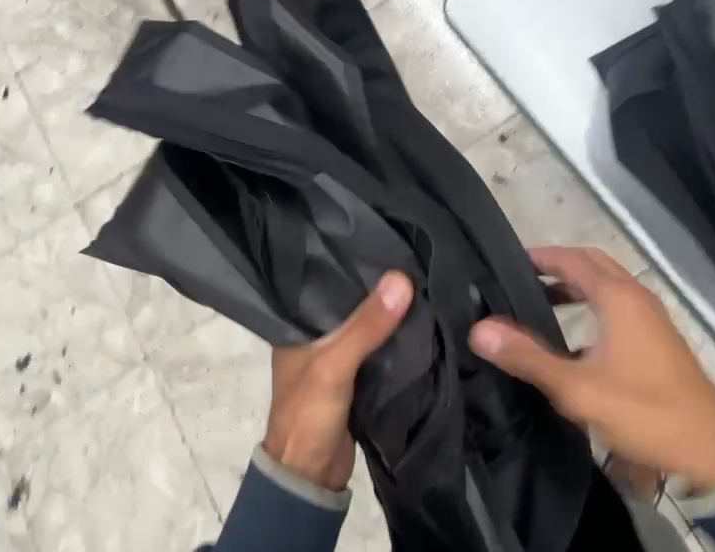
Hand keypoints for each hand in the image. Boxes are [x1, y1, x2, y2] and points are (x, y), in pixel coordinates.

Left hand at [262, 271, 413, 490]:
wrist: (311, 477)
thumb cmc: (308, 413)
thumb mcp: (335, 364)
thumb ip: (366, 326)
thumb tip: (401, 279)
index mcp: (294, 323)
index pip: (324, 280)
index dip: (350, 259)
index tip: (385, 237)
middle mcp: (311, 334)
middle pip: (348, 302)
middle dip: (375, 286)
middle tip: (412, 254)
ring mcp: (333, 357)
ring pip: (364, 325)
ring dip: (386, 312)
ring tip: (420, 278)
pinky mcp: (353, 377)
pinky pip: (375, 349)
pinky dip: (391, 339)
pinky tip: (416, 320)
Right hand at [470, 246, 714, 493]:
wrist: (714, 454)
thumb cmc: (644, 412)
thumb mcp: (577, 388)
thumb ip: (528, 356)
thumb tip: (480, 329)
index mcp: (618, 297)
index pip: (571, 258)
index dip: (539, 257)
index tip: (508, 264)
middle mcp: (637, 297)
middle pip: (592, 264)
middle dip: (557, 266)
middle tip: (522, 280)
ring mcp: (653, 318)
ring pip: (608, 285)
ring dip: (576, 287)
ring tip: (542, 305)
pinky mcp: (660, 340)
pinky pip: (619, 305)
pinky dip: (594, 305)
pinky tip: (576, 339)